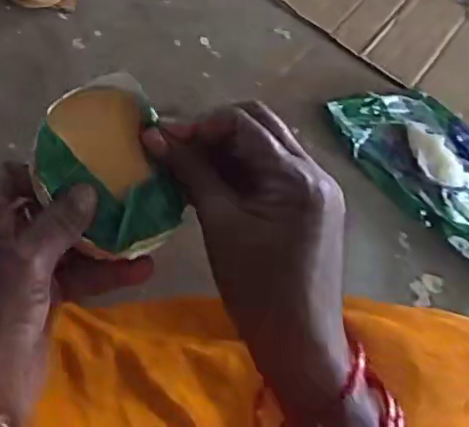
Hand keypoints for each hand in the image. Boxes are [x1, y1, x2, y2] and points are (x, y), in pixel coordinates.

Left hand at [0, 165, 154, 422]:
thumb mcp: (26, 262)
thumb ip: (58, 224)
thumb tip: (88, 188)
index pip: (11, 178)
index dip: (41, 172)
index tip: (78, 168)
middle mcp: (4, 237)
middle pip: (44, 209)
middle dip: (79, 204)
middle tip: (118, 191)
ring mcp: (27, 267)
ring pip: (66, 243)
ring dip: (99, 240)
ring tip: (139, 228)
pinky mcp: (47, 296)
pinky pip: (77, 274)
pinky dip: (104, 272)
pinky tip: (139, 268)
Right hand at [143, 104, 353, 414]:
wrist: (301, 347)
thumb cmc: (257, 287)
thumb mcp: (218, 221)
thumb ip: (189, 170)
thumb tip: (152, 134)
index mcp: (296, 176)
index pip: (242, 122)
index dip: (200, 124)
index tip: (167, 139)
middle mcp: (314, 172)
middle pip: (258, 122)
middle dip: (215, 128)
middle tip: (180, 146)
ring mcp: (316, 188)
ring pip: (265, 141)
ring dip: (227, 145)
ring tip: (191, 162)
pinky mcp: (311, 204)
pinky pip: (272, 165)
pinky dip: (241, 164)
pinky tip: (213, 179)